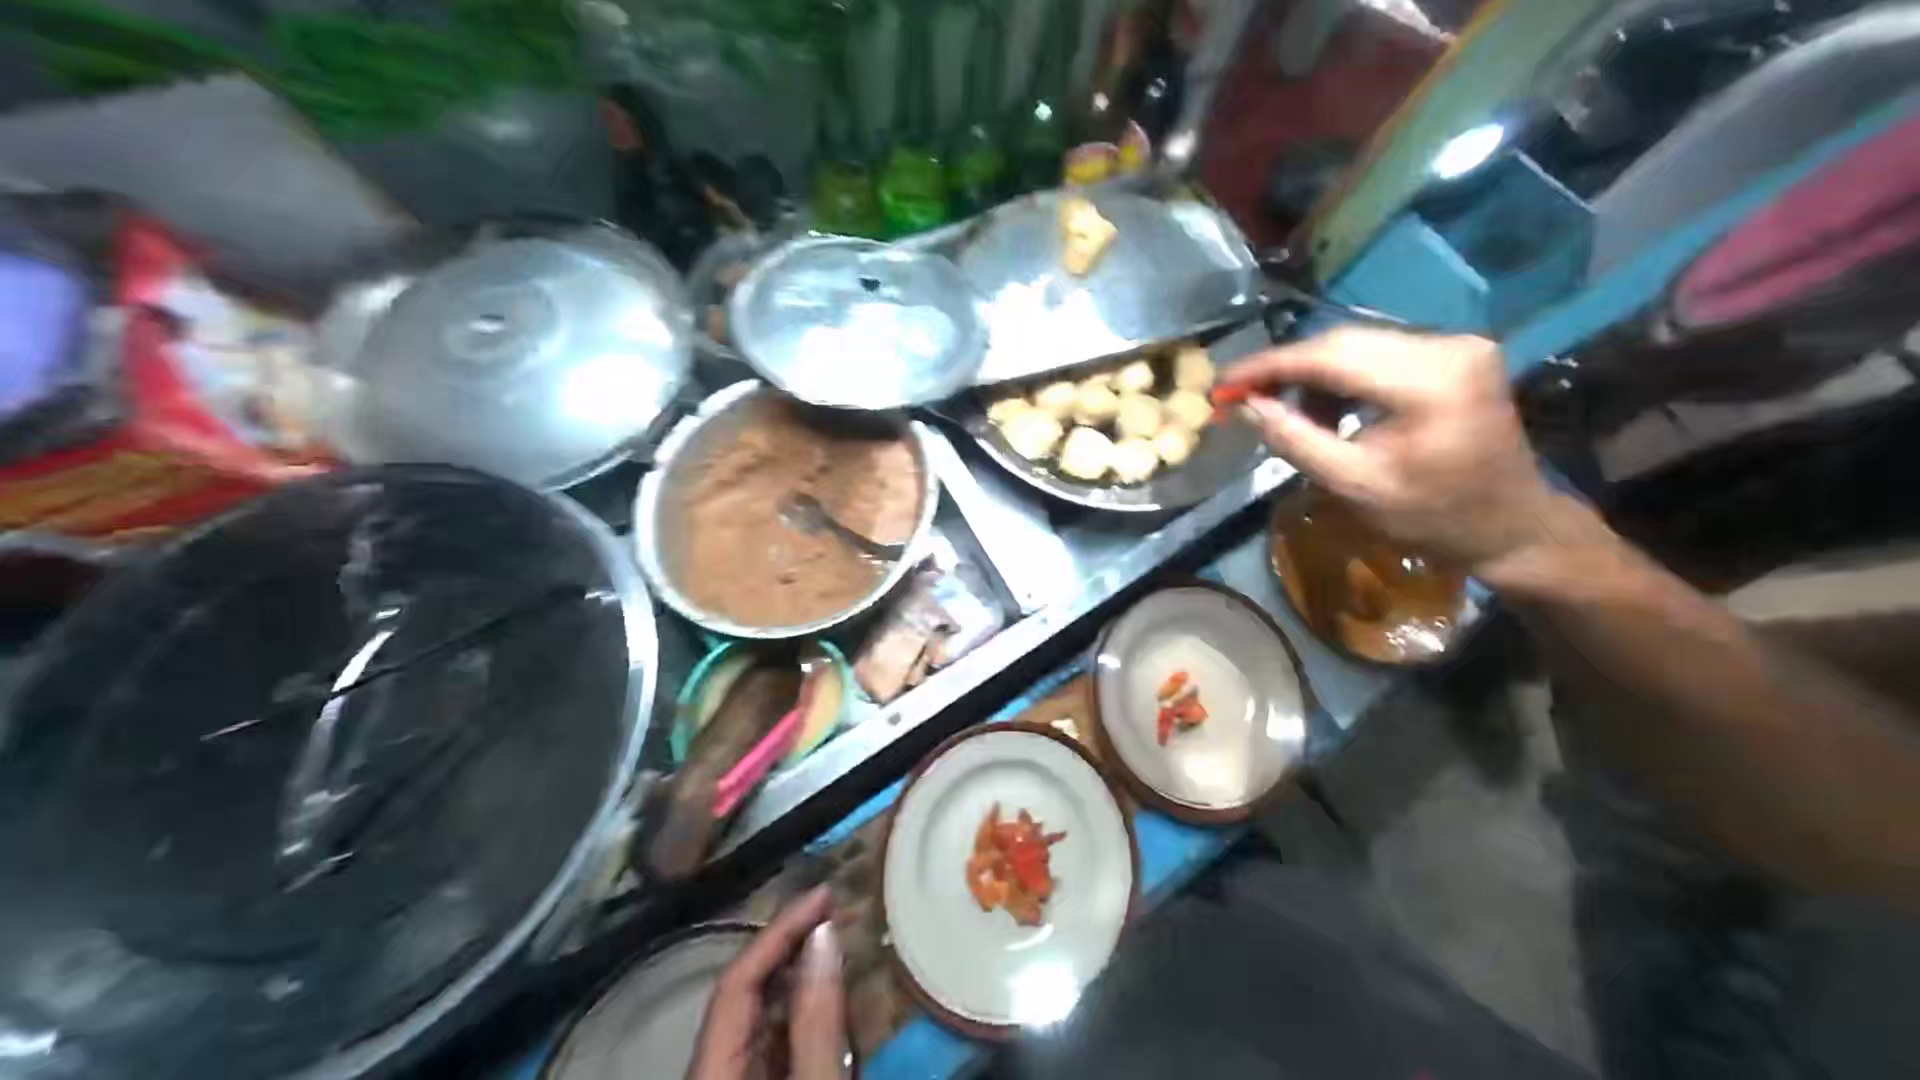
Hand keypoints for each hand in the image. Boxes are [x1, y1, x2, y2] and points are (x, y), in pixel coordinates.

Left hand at [688, 886, 848, 1079]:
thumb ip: (818, 1022)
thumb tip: (824, 936)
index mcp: (711, 1070)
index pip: (737, 981)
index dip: (780, 931)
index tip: (825, 894)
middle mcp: (711, 1072)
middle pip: (745, 995)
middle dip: (790, 948)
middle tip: (836, 909)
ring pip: (760, 1018)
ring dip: (799, 979)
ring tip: (839, 944)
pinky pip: (770, 1045)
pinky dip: (801, 1016)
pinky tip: (830, 1004)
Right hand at [1228, 327, 1561, 573]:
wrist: (1508, 525)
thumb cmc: (1429, 515)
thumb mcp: (1352, 484)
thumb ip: (1295, 440)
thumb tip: (1246, 405)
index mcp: (1428, 381)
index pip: (1328, 356)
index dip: (1267, 367)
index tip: (1222, 383)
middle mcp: (1447, 346)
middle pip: (1341, 343)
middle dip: (1285, 370)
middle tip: (1243, 399)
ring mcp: (1456, 344)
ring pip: (1356, 345)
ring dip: (1313, 377)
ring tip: (1294, 417)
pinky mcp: (1454, 353)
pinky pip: (1378, 353)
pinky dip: (1342, 379)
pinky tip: (1331, 411)